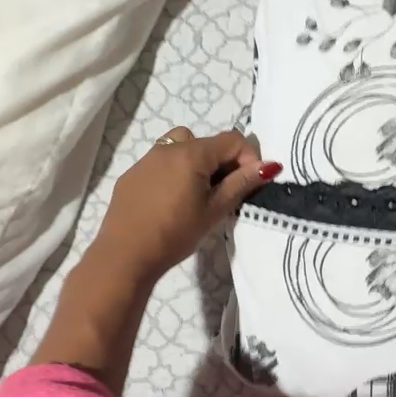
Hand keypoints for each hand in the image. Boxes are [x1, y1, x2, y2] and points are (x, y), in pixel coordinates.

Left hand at [87, 126, 280, 281]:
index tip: (249, 185)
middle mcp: (168, 148)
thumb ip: (242, 183)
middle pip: (207, 142)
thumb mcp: (216, 209)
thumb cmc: (176, 233)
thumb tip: (271, 165)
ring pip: (182, 148)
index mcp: (192, 153)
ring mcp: (146, 160)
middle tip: (225, 193)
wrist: (125, 256)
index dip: (249, 158)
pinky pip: (161, 163)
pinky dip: (175, 173)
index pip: (233, 140)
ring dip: (198, 163)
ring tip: (198, 194)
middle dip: (224, 162)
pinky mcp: (131, 175)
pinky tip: (171, 202)